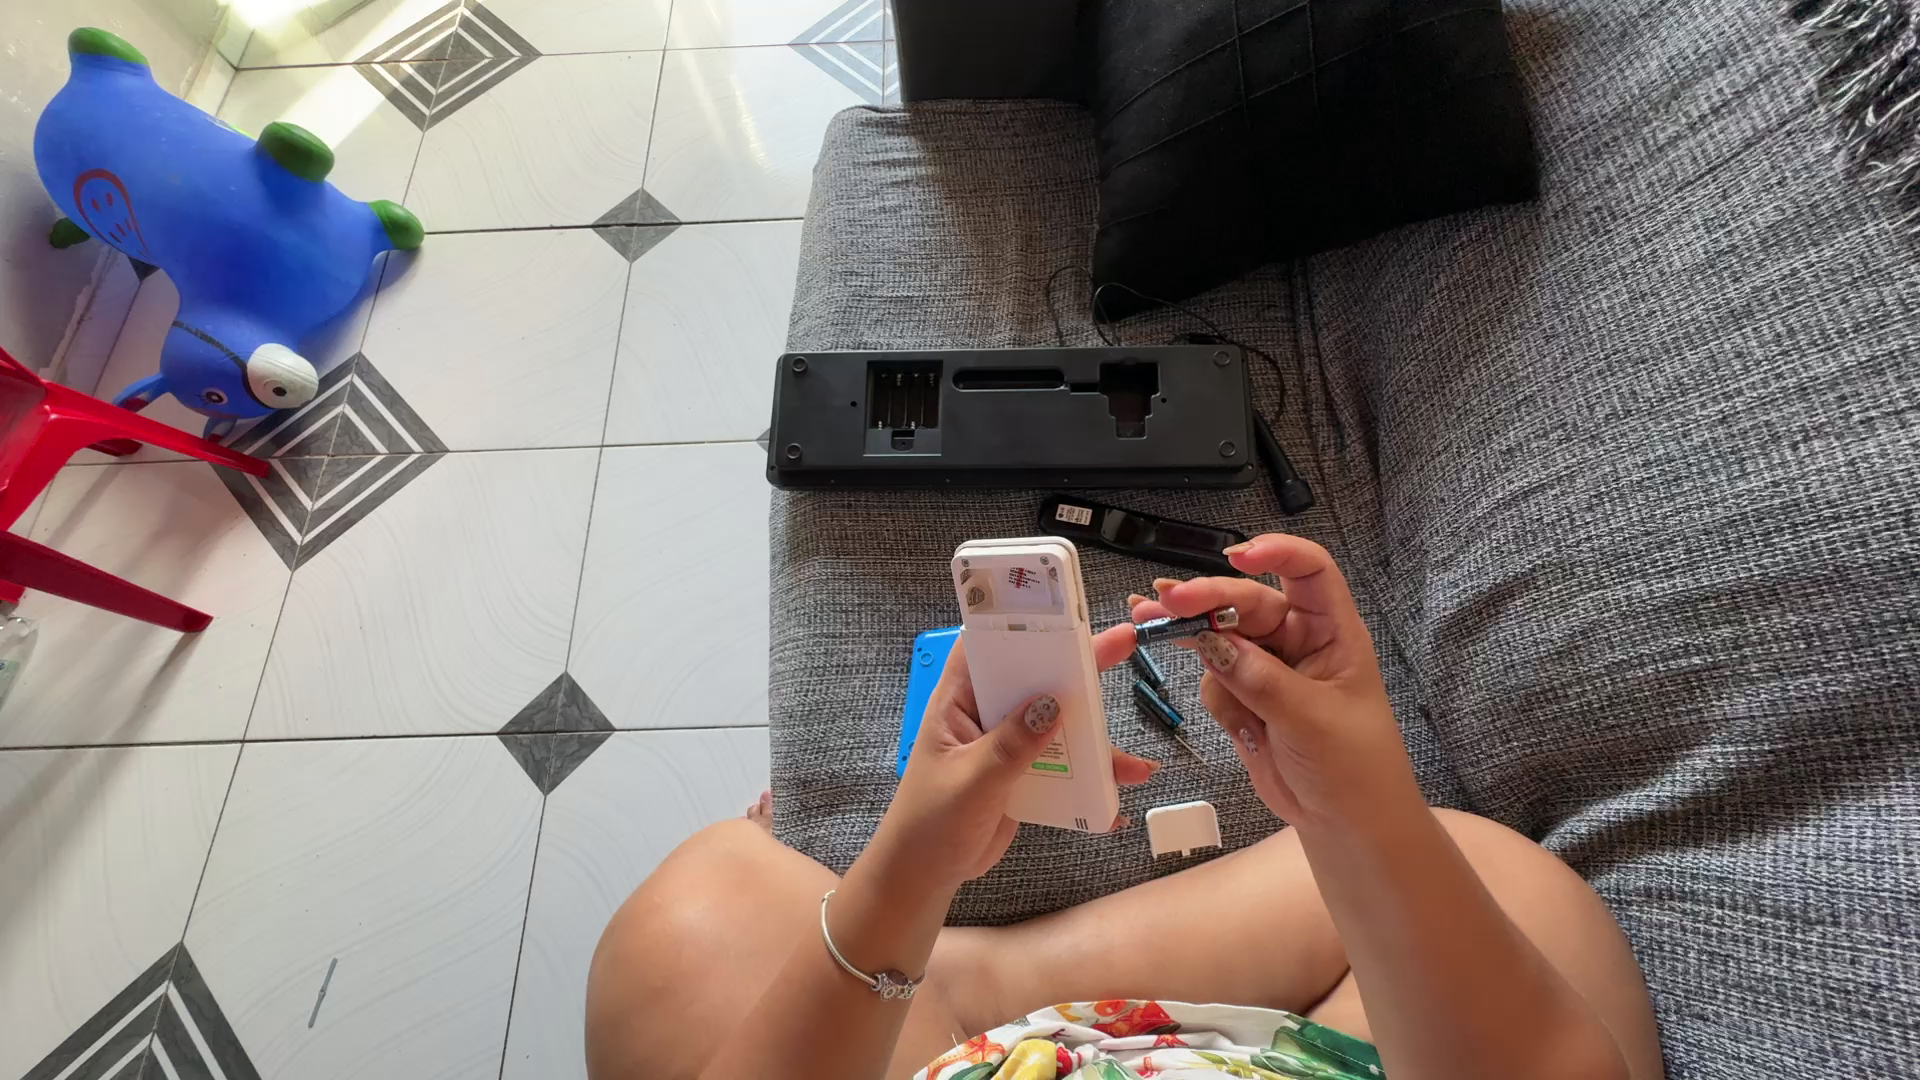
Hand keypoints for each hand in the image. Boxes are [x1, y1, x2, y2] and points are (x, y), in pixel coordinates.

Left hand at [875, 625, 1158, 892]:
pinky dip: (1090, 775)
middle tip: (1124, 642)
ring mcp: (1009, 740)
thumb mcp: (971, 780)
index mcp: (959, 698)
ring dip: (1095, 732)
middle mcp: (987, 710)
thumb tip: (1054, 705)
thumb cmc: (931, 821)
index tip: (1062, 607)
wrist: (927, 874)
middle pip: (1035, 675)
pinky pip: (1063, 762)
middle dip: (1077, 665)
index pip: (989, 644)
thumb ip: (1011, 745)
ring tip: (1136, 758)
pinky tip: (1118, 793)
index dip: (1022, 621)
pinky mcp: (1026, 770)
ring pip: (1057, 719)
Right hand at [1129, 533, 1420, 826]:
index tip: (1236, 557)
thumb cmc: (1355, 769)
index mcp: (1331, 632)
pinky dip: (1210, 691)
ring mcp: (1266, 665)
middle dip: (1205, 599)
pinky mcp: (1243, 692)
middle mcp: (1297, 640)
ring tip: (1146, 624)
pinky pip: (1212, 676)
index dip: (1276, 553)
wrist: (1346, 825)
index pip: (1309, 571)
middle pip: (1245, 601)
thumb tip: (1210, 642)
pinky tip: (1236, 722)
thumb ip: (1259, 679)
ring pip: (1218, 634)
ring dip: (1187, 632)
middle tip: (1163, 601)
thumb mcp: (1312, 721)